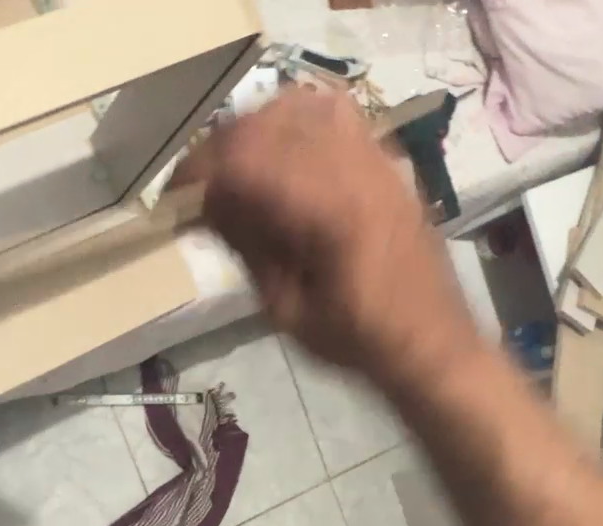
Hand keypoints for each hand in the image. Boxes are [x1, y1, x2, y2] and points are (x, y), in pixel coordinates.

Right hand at [181, 90, 484, 386]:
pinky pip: (337, 114)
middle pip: (269, 124)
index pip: (246, 160)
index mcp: (327, 213)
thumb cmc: (354, 340)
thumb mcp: (286, 310)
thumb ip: (249, 247)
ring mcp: (376, 158)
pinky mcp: (386, 161)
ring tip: (235, 167)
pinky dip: (297, 123)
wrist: (429, 341)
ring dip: (257, 130)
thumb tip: (206, 203)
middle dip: (222, 149)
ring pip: (301, 107)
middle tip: (198, 187)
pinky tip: (280, 155)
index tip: (173, 196)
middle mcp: (353, 170)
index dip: (199, 170)